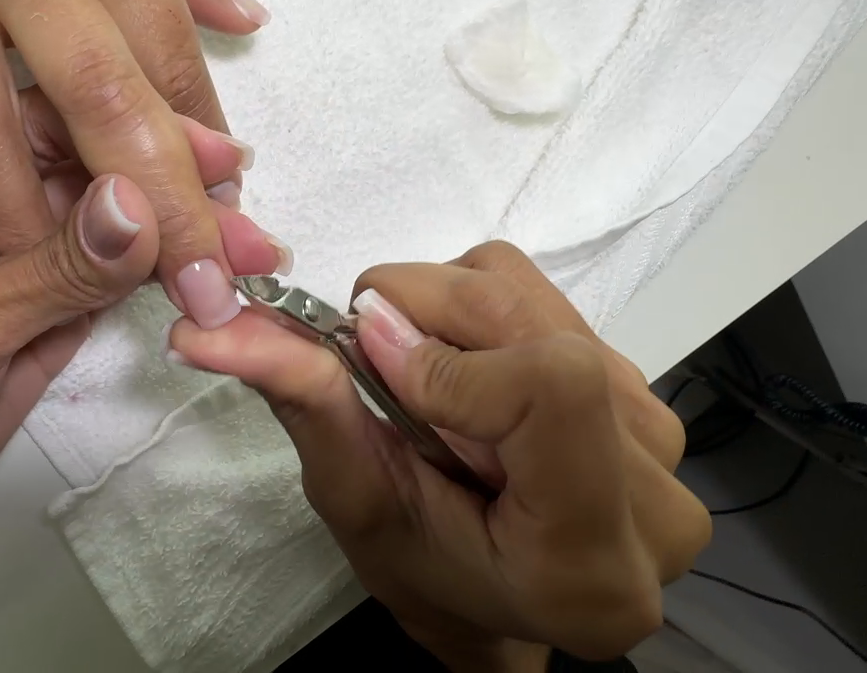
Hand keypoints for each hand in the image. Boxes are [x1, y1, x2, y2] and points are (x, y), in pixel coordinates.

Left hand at [0, 104, 280, 666]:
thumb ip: (51, 266)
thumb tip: (144, 198)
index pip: (50, 127)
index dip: (132, 130)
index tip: (212, 151)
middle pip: (94, 178)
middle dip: (172, 189)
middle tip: (244, 205)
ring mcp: (20, 270)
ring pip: (112, 236)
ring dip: (178, 240)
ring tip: (251, 251)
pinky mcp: (42, 322)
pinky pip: (110, 287)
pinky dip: (159, 282)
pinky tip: (206, 276)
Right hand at [171, 242, 707, 669]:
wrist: (495, 578)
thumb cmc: (423, 565)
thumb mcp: (352, 496)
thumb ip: (301, 403)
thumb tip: (208, 328)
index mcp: (589, 560)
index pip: (550, 387)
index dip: (446, 359)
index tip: (375, 361)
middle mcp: (656, 494)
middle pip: (527, 325)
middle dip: (424, 319)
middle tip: (384, 370)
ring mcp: (657, 429)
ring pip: (523, 293)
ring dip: (443, 311)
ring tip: (428, 378)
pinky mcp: (637, 377)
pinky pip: (536, 288)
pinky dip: (472, 303)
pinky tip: (467, 363)